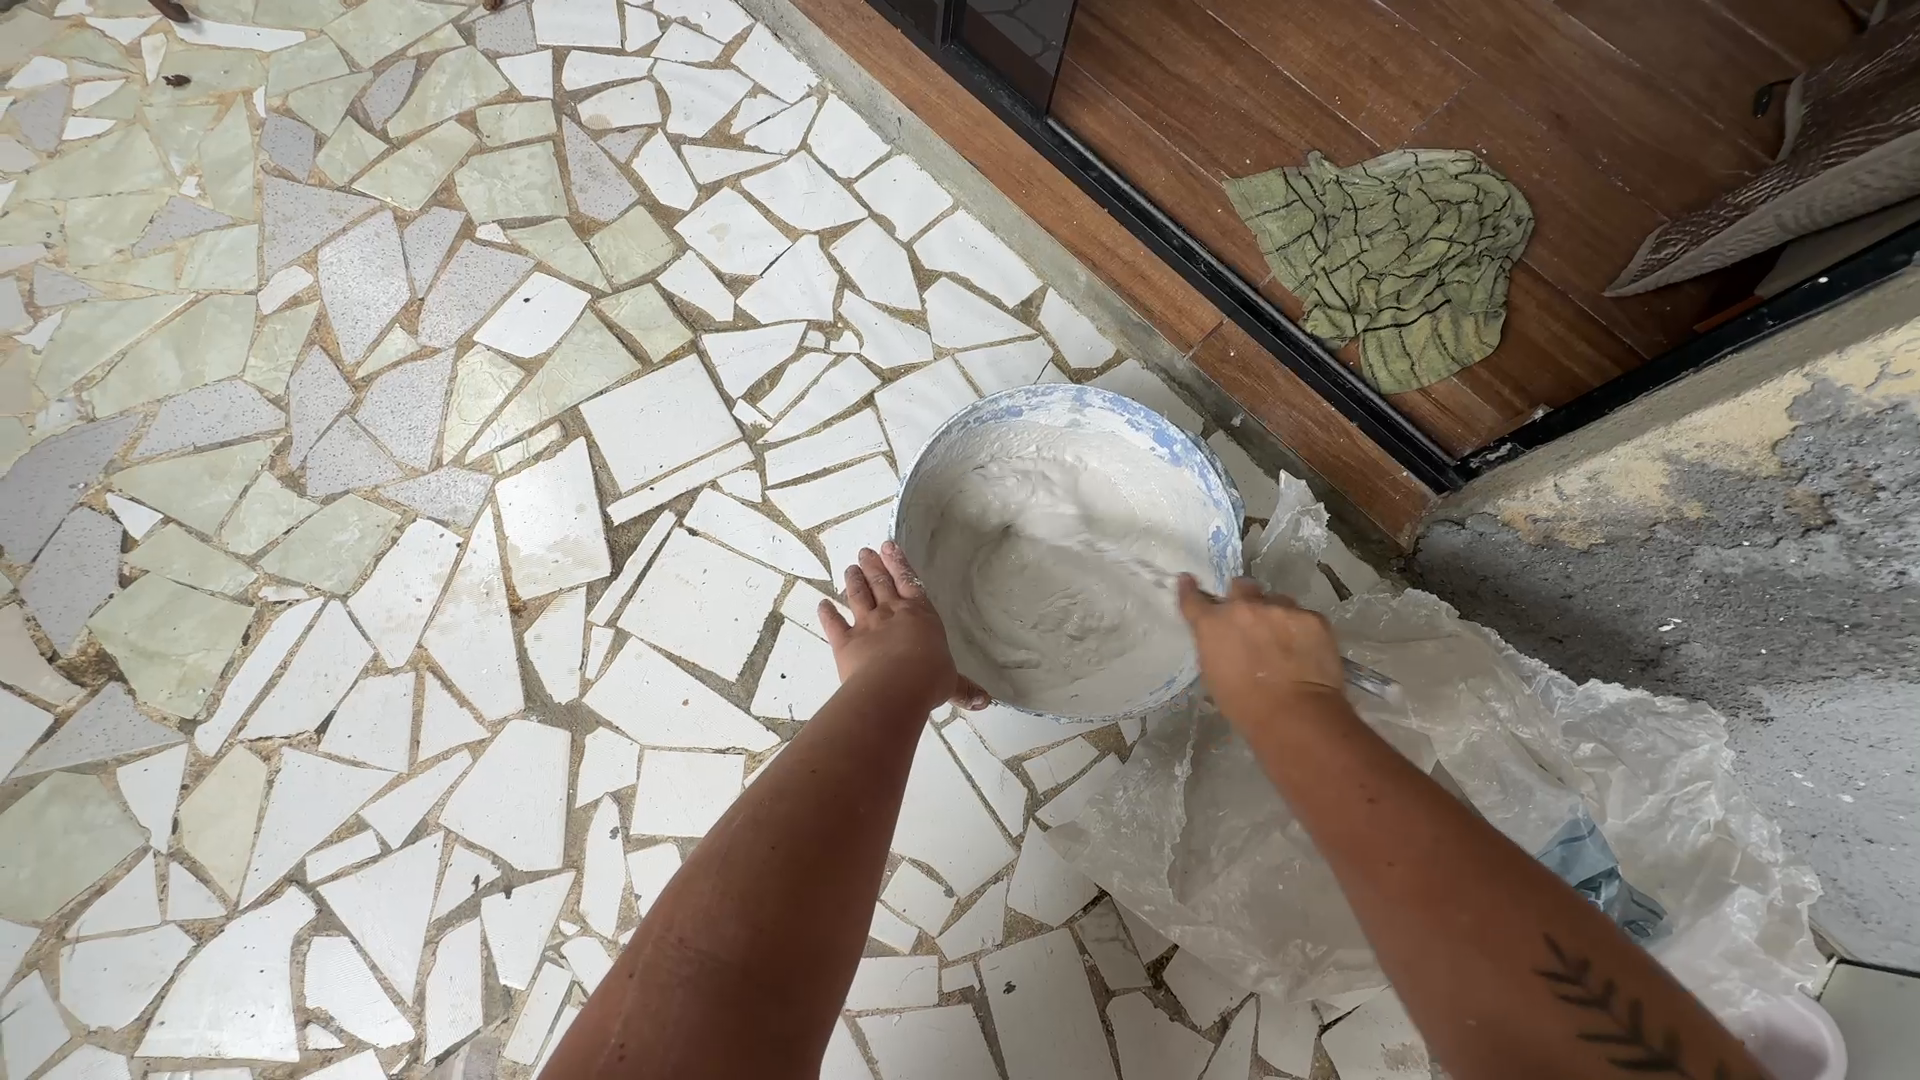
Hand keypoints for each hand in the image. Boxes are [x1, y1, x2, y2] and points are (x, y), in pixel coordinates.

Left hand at [821, 541, 991, 712]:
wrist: (895, 687)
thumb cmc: (929, 679)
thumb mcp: (951, 683)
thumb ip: (964, 689)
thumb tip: (984, 702)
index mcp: (920, 615)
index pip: (910, 583)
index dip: (899, 564)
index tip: (889, 546)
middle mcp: (892, 614)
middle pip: (881, 584)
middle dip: (873, 566)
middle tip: (865, 552)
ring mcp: (866, 626)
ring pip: (858, 597)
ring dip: (854, 581)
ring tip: (850, 568)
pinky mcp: (845, 642)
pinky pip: (834, 624)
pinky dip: (827, 614)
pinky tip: (822, 604)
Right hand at [1177, 574, 1347, 725]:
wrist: (1295, 714)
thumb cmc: (1244, 704)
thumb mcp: (1213, 673)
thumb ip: (1214, 644)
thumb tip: (1221, 636)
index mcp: (1213, 623)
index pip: (1194, 597)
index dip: (1190, 589)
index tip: (1189, 581)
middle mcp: (1244, 607)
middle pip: (1240, 587)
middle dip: (1242, 599)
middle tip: (1249, 618)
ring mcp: (1281, 609)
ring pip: (1275, 600)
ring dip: (1274, 614)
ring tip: (1283, 639)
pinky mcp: (1312, 617)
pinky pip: (1302, 616)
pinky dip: (1300, 629)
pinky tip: (1305, 649)